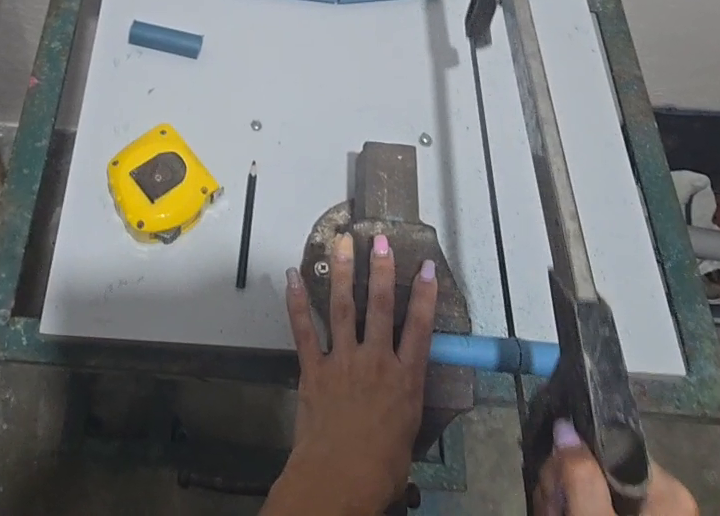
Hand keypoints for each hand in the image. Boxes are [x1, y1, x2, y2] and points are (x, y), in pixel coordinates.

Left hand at [261, 232, 438, 515]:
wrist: (338, 480)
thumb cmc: (381, 469)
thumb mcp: (409, 435)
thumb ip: (407, 407)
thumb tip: (406, 399)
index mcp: (405, 378)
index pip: (420, 328)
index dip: (425, 295)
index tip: (427, 266)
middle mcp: (375, 361)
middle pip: (380, 306)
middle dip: (382, 269)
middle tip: (381, 239)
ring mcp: (342, 360)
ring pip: (343, 307)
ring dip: (343, 272)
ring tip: (342, 242)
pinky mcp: (313, 369)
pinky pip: (303, 329)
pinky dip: (296, 302)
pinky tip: (292, 276)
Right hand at [535, 419, 698, 515]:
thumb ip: (580, 477)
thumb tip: (564, 426)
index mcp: (666, 488)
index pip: (608, 439)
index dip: (572, 452)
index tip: (553, 475)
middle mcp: (658, 490)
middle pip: (592, 458)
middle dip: (561, 480)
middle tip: (553, 507)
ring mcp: (643, 507)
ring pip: (584, 477)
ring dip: (559, 494)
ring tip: (553, 512)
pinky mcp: (625, 514)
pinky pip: (589, 496)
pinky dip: (567, 504)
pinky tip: (558, 513)